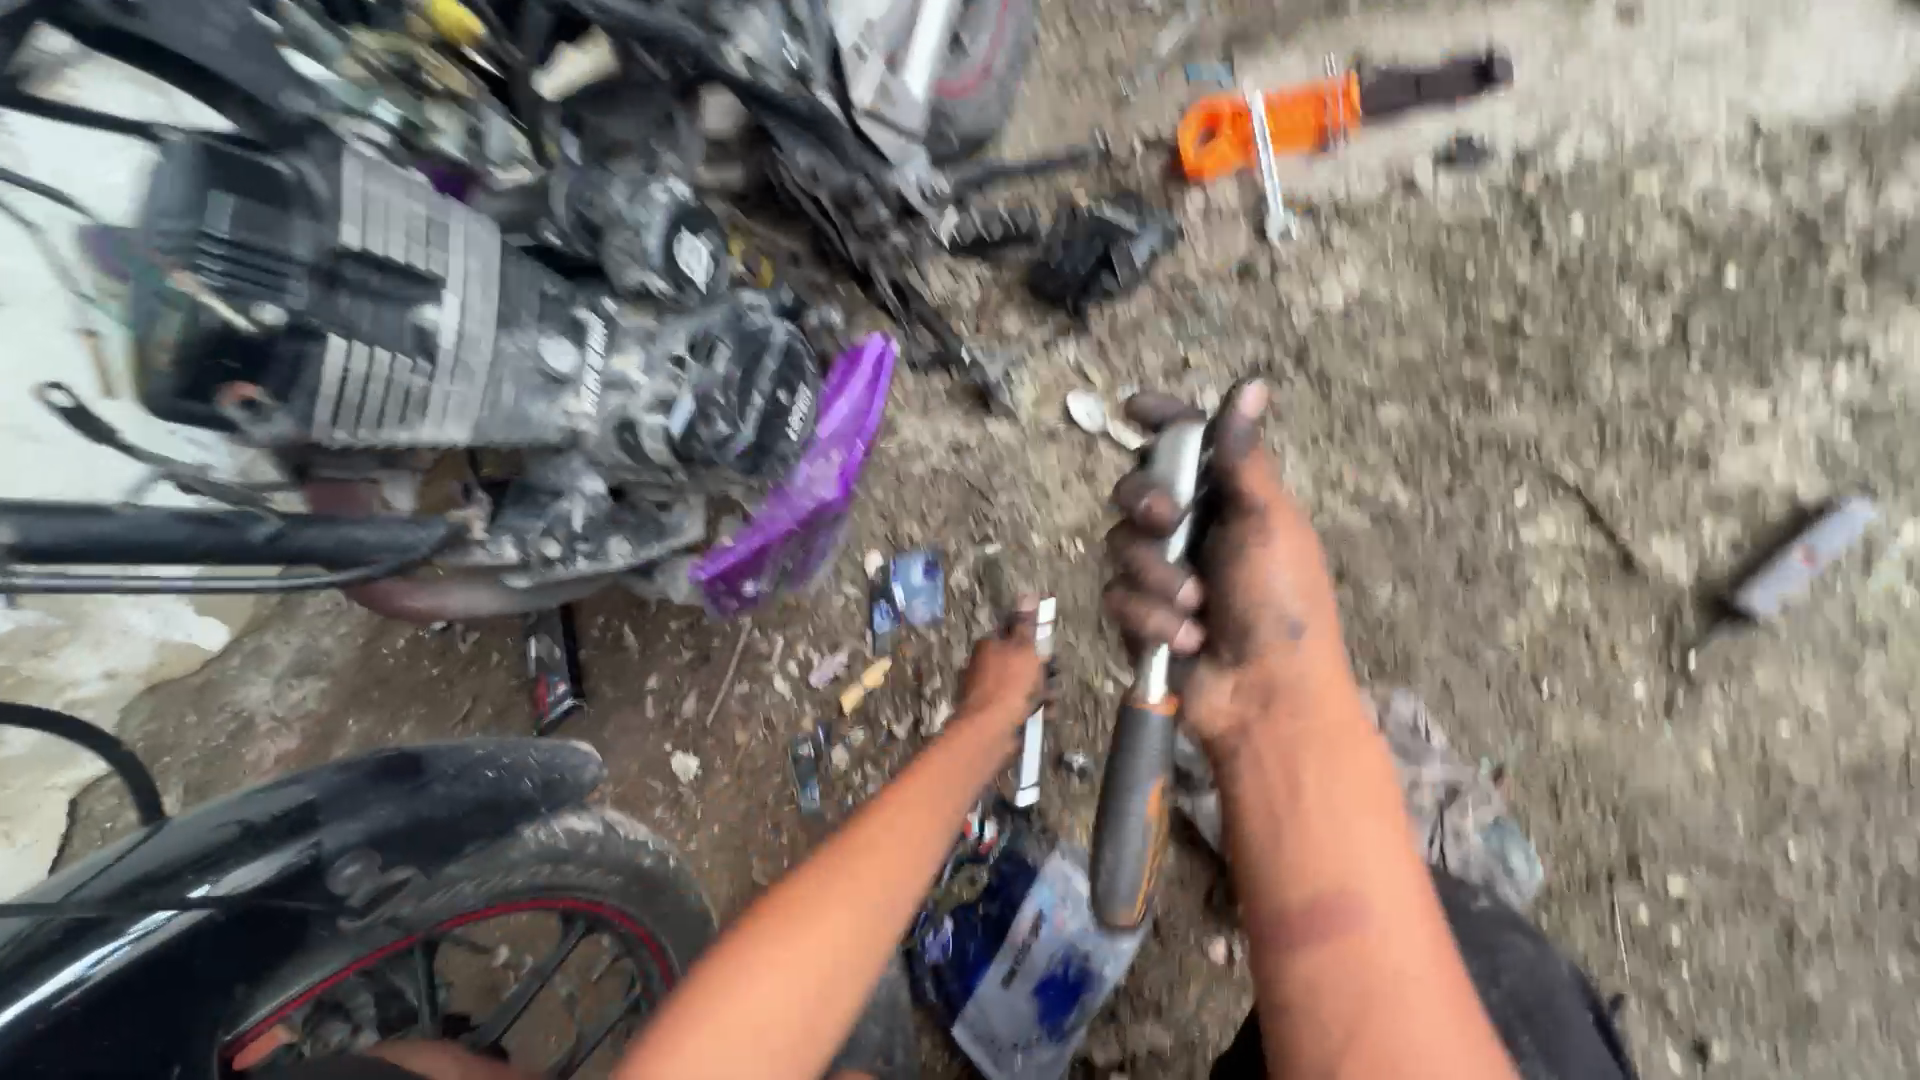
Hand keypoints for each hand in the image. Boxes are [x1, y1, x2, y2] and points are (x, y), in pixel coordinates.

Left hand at [952, 599, 1045, 733]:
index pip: (1016, 634)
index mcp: (990, 645)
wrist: (990, 729)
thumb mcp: (1023, 648)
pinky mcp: (998, 713)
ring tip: (1050, 698)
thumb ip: (1026, 624)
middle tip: (1053, 674)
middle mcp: (987, 665)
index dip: (1035, 640)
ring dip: (1043, 690)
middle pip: (1023, 661)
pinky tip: (1045, 713)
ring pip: (1026, 684)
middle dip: (1043, 669)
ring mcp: (991, 690)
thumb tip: (1029, 594)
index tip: (1048, 650)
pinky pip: (1023, 705)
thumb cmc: (1009, 684)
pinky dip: (1036, 708)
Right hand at [1103, 381, 1357, 753]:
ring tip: (1196, 607)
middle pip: (1135, 489)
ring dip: (1158, 577)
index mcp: (1228, 501)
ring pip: (1120, 546)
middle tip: (1168, 520)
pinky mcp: (1139, 614)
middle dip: (1145, 503)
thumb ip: (1244, 457)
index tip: (1132, 409)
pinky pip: (1117, 596)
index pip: (1185, 446)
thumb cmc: (1281, 603)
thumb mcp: (1269, 524)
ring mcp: (1161, 573)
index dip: (1159, 421)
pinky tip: (1185, 639)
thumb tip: (1249, 384)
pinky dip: (1152, 618)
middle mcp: (1190, 530)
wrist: (1266, 695)